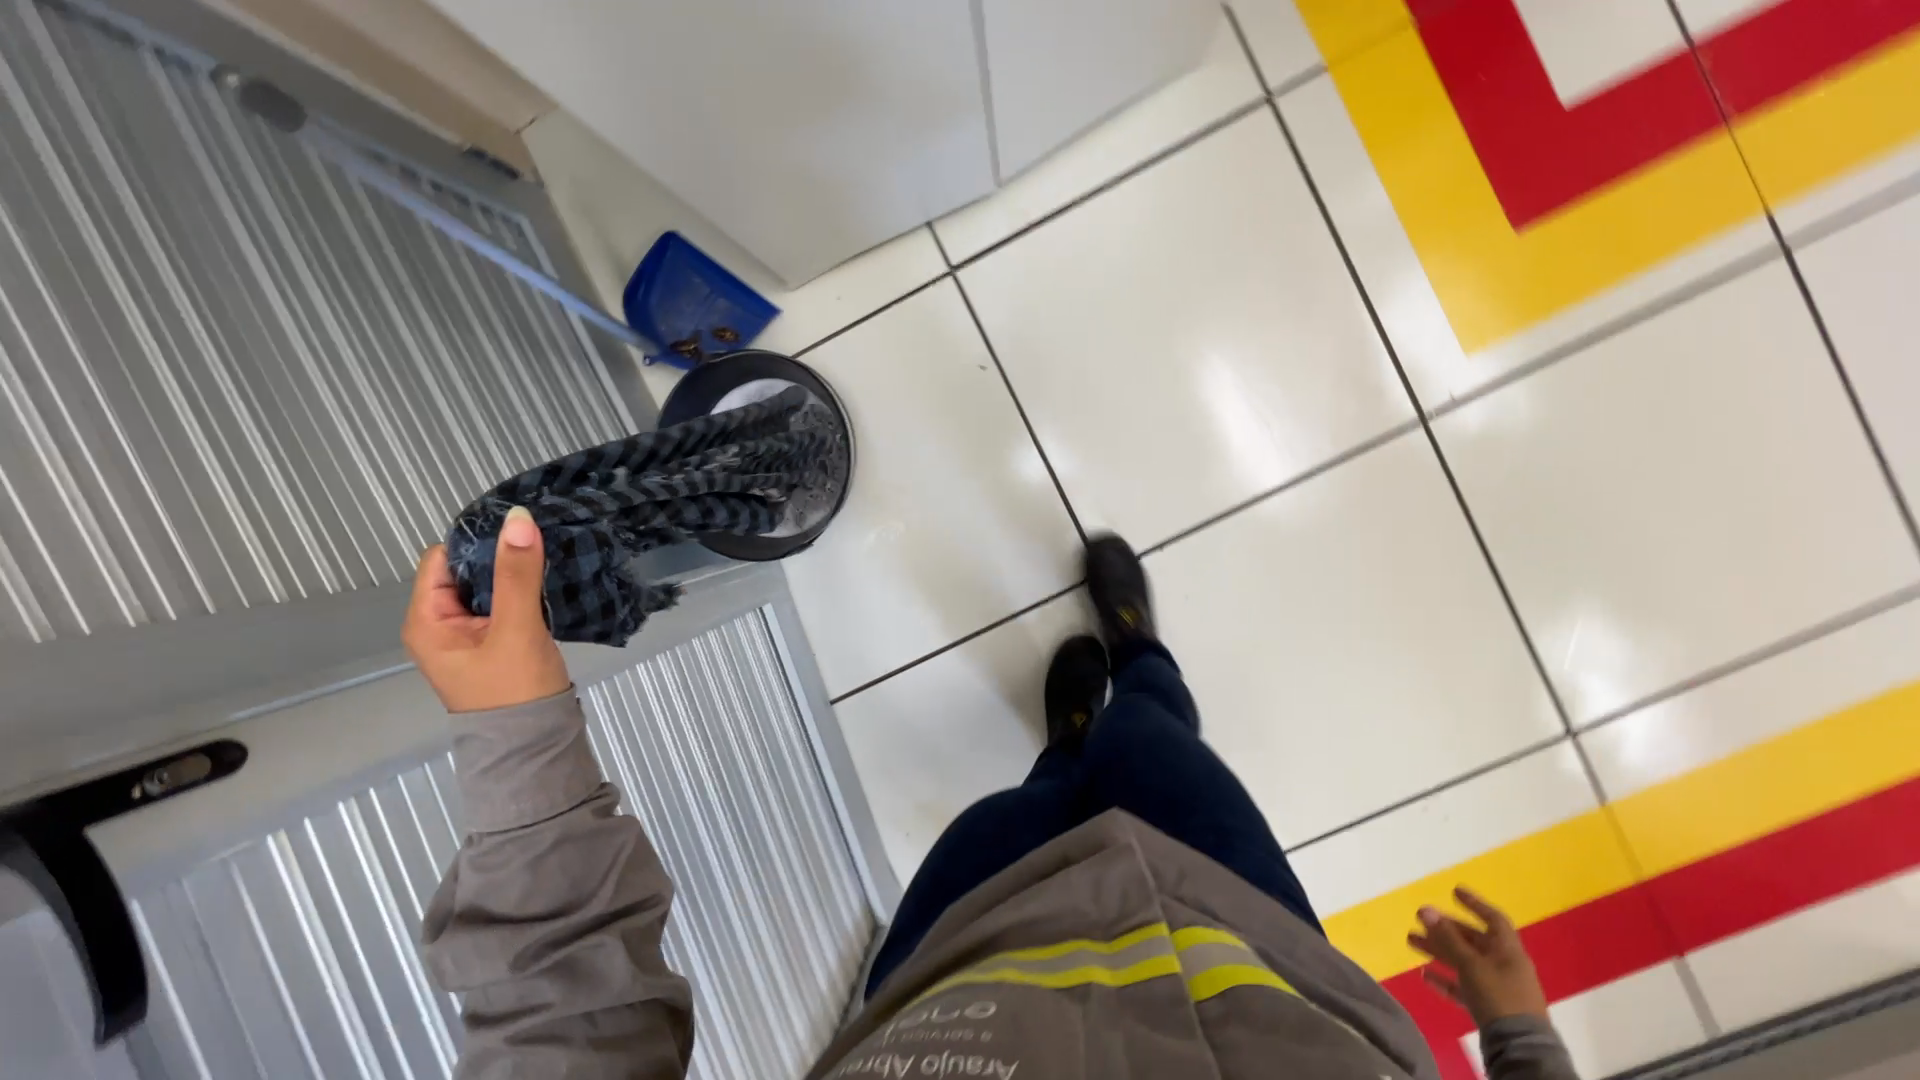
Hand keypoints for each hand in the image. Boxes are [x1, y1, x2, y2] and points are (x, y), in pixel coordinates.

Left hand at [403, 506, 570, 712]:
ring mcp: (468, 636)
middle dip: (501, 556)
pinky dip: (524, 593)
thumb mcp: (517, 628)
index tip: (520, 531)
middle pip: (467, 571)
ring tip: (549, 558)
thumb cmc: (515, 689)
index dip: (479, 542)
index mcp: (426, 621)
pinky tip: (549, 585)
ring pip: (490, 587)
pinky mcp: (495, 644)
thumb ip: (517, 573)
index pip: (444, 559)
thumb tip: (518, 517)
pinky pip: (505, 605)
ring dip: (516, 574)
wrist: (536, 746)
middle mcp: (440, 625)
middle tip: (542, 540)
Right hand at [1408, 887, 1549, 1026]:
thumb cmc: (1498, 996)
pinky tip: (1424, 975)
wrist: (1520, 1046)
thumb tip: (1426, 909)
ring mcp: (1497, 986)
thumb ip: (1447, 938)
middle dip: (1446, 929)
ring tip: (1412, 941)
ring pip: (1464, 961)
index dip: (1474, 904)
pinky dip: (1445, 979)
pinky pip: (1463, 986)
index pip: (1494, 919)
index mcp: (1508, 950)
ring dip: (1439, 951)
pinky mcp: (1488, 1006)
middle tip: (1420, 919)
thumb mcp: (1471, 964)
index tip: (1453, 891)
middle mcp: (1504, 964)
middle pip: (1473, 940)